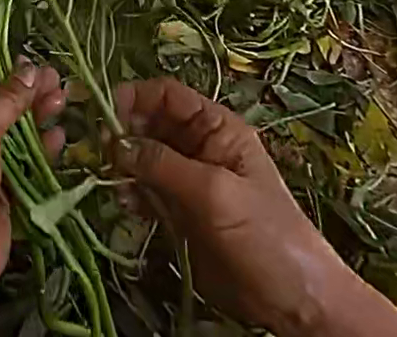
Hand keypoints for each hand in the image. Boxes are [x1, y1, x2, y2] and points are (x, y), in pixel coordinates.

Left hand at [0, 61, 66, 336]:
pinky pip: (26, 159)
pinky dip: (43, 146)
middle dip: (26, 91)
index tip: (30, 60)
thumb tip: (31, 69)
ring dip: (38, 114)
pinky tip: (58, 134)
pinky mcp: (3, 187)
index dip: (0, 69)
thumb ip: (6, 99)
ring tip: (61, 98)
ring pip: (15, 129)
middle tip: (56, 78)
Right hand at [113, 78, 396, 336]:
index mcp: (215, 127)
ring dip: (124, 163)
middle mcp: (198, 145)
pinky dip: (131, 192)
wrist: (294, 302)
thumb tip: (117, 143)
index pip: (168, 95)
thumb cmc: (263, 232)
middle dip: (124, 131)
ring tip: (112, 179)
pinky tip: (126, 203)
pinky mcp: (179, 211)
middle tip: (102, 149)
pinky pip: (146, 190)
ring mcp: (187, 178)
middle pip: (150, 122)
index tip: (105, 111)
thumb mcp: (214, 191)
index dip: (136, 96)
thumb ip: (163, 164)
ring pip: (143, 156)